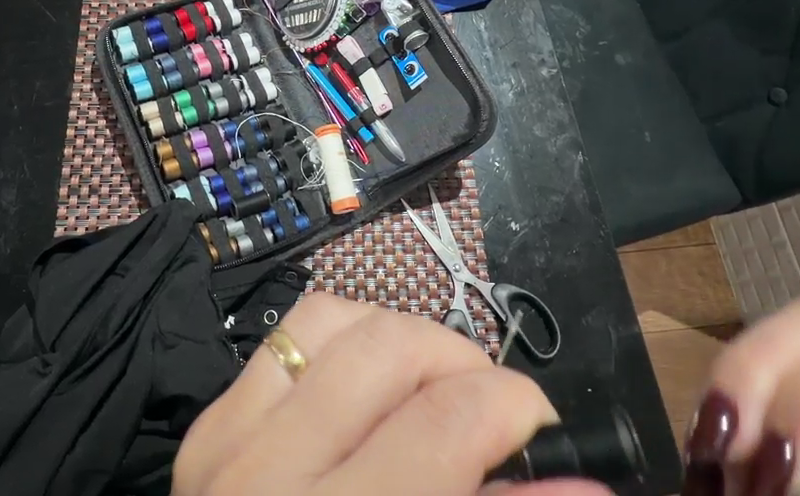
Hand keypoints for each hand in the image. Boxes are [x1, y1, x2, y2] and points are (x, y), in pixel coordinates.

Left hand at [174, 294, 606, 495]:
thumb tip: (587, 484)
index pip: (445, 424)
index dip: (516, 406)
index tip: (541, 426)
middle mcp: (272, 478)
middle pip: (392, 351)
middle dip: (466, 362)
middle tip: (493, 405)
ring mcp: (231, 444)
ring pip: (337, 320)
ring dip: (405, 338)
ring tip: (436, 384)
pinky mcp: (212, 427)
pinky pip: (291, 333)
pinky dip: (346, 334)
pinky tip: (372, 376)